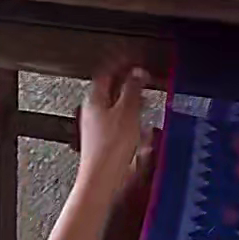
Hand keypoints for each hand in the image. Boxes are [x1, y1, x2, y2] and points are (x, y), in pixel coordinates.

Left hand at [75, 60, 148, 203]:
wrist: (103, 180)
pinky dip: (132, 121)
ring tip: (146, 103)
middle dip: (129, 84)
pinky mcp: (104, 142)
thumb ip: (133, 89)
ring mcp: (97, 127)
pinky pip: (120, 124)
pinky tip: (142, 130)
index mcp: (95, 100)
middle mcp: (93, 112)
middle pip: (111, 90)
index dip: (121, 63)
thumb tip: (138, 72)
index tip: (133, 59)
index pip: (107, 73)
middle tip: (143, 80)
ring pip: (116, 107)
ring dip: (132, 103)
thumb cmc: (111, 147)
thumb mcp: (128, 111)